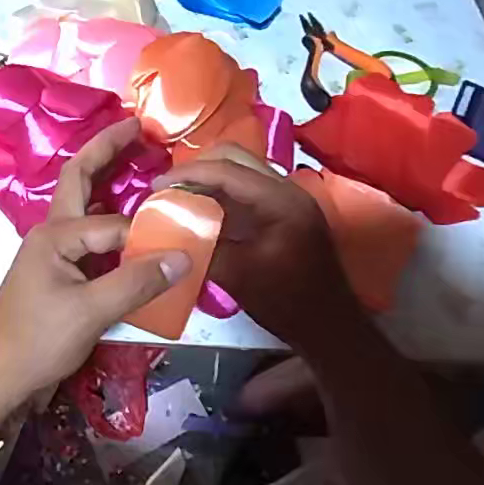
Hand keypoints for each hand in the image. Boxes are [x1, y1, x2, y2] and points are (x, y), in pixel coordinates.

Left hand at [0, 118, 190, 426]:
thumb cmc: (36, 340)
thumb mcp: (89, 312)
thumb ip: (137, 282)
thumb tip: (184, 256)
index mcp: (56, 233)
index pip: (115, 224)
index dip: (147, 238)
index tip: (178, 253)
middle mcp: (52, 231)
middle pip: (81, 177)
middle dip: (106, 148)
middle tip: (137, 125)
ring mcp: (54, 250)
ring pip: (84, 202)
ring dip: (106, 177)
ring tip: (135, 159)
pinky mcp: (61, 270)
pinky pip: (91, 233)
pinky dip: (112, 218)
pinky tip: (130, 221)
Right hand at [151, 155, 360, 350]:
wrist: (329, 327)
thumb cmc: (287, 302)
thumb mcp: (238, 275)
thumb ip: (203, 244)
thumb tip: (168, 228)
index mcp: (281, 200)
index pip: (228, 169)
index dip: (188, 173)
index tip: (155, 186)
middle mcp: (288, 189)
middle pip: (236, 158)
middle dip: (198, 168)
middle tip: (166, 189)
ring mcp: (288, 198)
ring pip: (242, 170)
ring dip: (209, 178)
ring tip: (177, 196)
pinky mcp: (283, 211)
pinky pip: (247, 189)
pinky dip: (222, 194)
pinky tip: (201, 209)